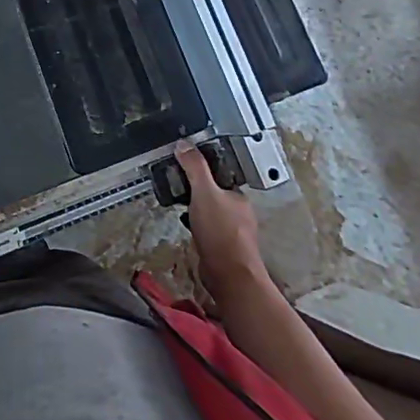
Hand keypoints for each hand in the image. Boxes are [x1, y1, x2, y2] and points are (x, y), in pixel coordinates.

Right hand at [181, 145, 269, 303]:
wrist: (228, 274)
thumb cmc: (220, 232)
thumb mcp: (203, 192)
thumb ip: (194, 167)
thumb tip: (184, 145)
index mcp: (239, 197)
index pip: (221, 178)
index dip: (204, 173)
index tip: (185, 171)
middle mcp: (239, 213)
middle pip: (215, 195)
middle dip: (198, 192)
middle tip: (179, 190)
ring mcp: (233, 233)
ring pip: (211, 214)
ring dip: (196, 211)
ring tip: (181, 209)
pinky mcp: (224, 249)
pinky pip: (208, 231)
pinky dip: (198, 227)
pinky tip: (188, 229)